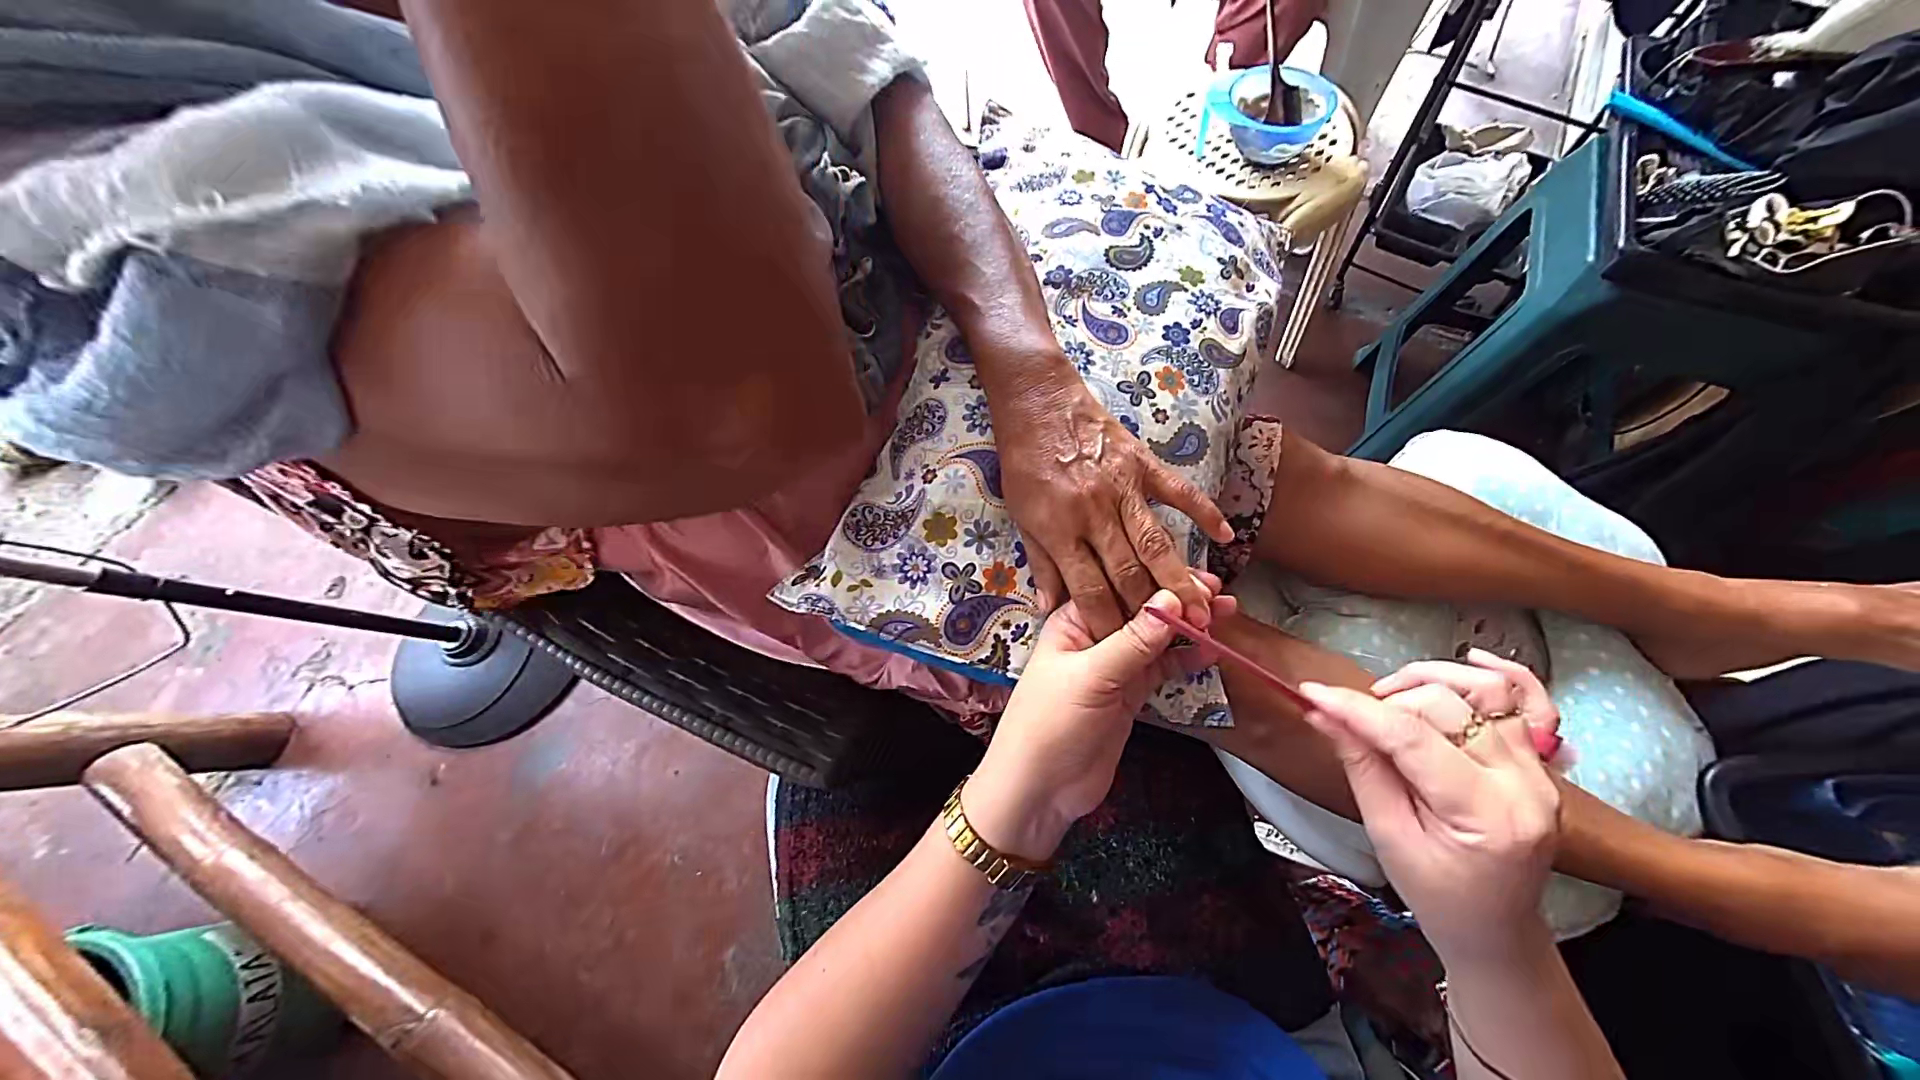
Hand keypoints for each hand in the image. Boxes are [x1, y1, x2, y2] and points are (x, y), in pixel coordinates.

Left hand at [965, 577, 1234, 860]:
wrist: (1040, 788)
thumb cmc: (1050, 724)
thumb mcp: (1090, 676)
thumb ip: (1131, 641)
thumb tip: (1170, 599)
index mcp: (1073, 621)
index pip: (1118, 587)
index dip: (1156, 580)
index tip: (1196, 579)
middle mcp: (1094, 637)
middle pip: (1141, 611)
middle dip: (1178, 599)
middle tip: (1219, 593)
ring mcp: (1113, 666)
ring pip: (1156, 638)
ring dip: (1189, 626)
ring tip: (1227, 612)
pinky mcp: (1128, 693)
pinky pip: (1161, 668)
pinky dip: (1185, 659)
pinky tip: (1212, 649)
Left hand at [992, 368, 1233, 639]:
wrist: (1037, 404)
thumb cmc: (1025, 464)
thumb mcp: (1021, 516)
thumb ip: (1041, 563)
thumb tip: (1049, 607)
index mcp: (1059, 531)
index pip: (1088, 590)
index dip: (1108, 623)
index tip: (1125, 647)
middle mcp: (1094, 515)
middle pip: (1128, 573)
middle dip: (1153, 610)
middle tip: (1180, 635)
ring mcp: (1122, 488)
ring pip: (1156, 542)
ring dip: (1182, 578)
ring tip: (1206, 607)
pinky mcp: (1143, 464)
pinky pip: (1179, 493)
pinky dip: (1204, 514)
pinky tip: (1226, 538)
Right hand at [1296, 659, 1560, 964]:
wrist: (1494, 925)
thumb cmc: (1436, 892)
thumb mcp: (1386, 832)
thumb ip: (1361, 764)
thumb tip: (1322, 713)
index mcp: (1488, 815)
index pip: (1411, 738)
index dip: (1355, 709)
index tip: (1312, 694)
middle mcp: (1526, 785)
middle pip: (1445, 707)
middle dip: (1385, 700)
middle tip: (1349, 717)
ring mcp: (1540, 771)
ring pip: (1483, 692)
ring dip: (1427, 682)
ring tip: (1389, 697)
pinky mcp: (1538, 762)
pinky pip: (1526, 701)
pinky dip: (1498, 675)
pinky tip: (1469, 660)